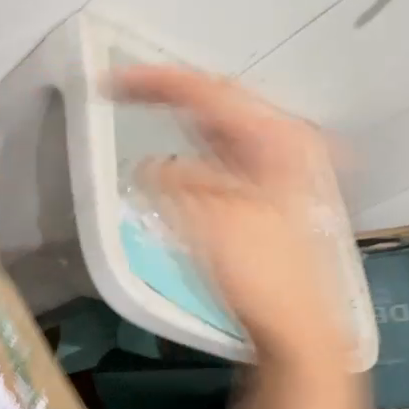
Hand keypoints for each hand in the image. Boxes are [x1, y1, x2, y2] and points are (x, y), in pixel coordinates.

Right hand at [109, 66, 349, 369]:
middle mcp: (285, 145)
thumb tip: (151, 165)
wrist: (298, 327)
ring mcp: (281, 170)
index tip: (111, 82)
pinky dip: (196, 146)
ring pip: (224, 128)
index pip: (209, 93)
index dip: (157, 83)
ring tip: (145, 110)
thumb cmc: (260, 275)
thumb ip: (174, 182)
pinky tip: (179, 154)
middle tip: (124, 91)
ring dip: (184, 118)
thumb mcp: (209, 222)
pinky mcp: (269, 195)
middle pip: (221, 103)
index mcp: (276, 140)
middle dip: (171, 93)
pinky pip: (227, 153)